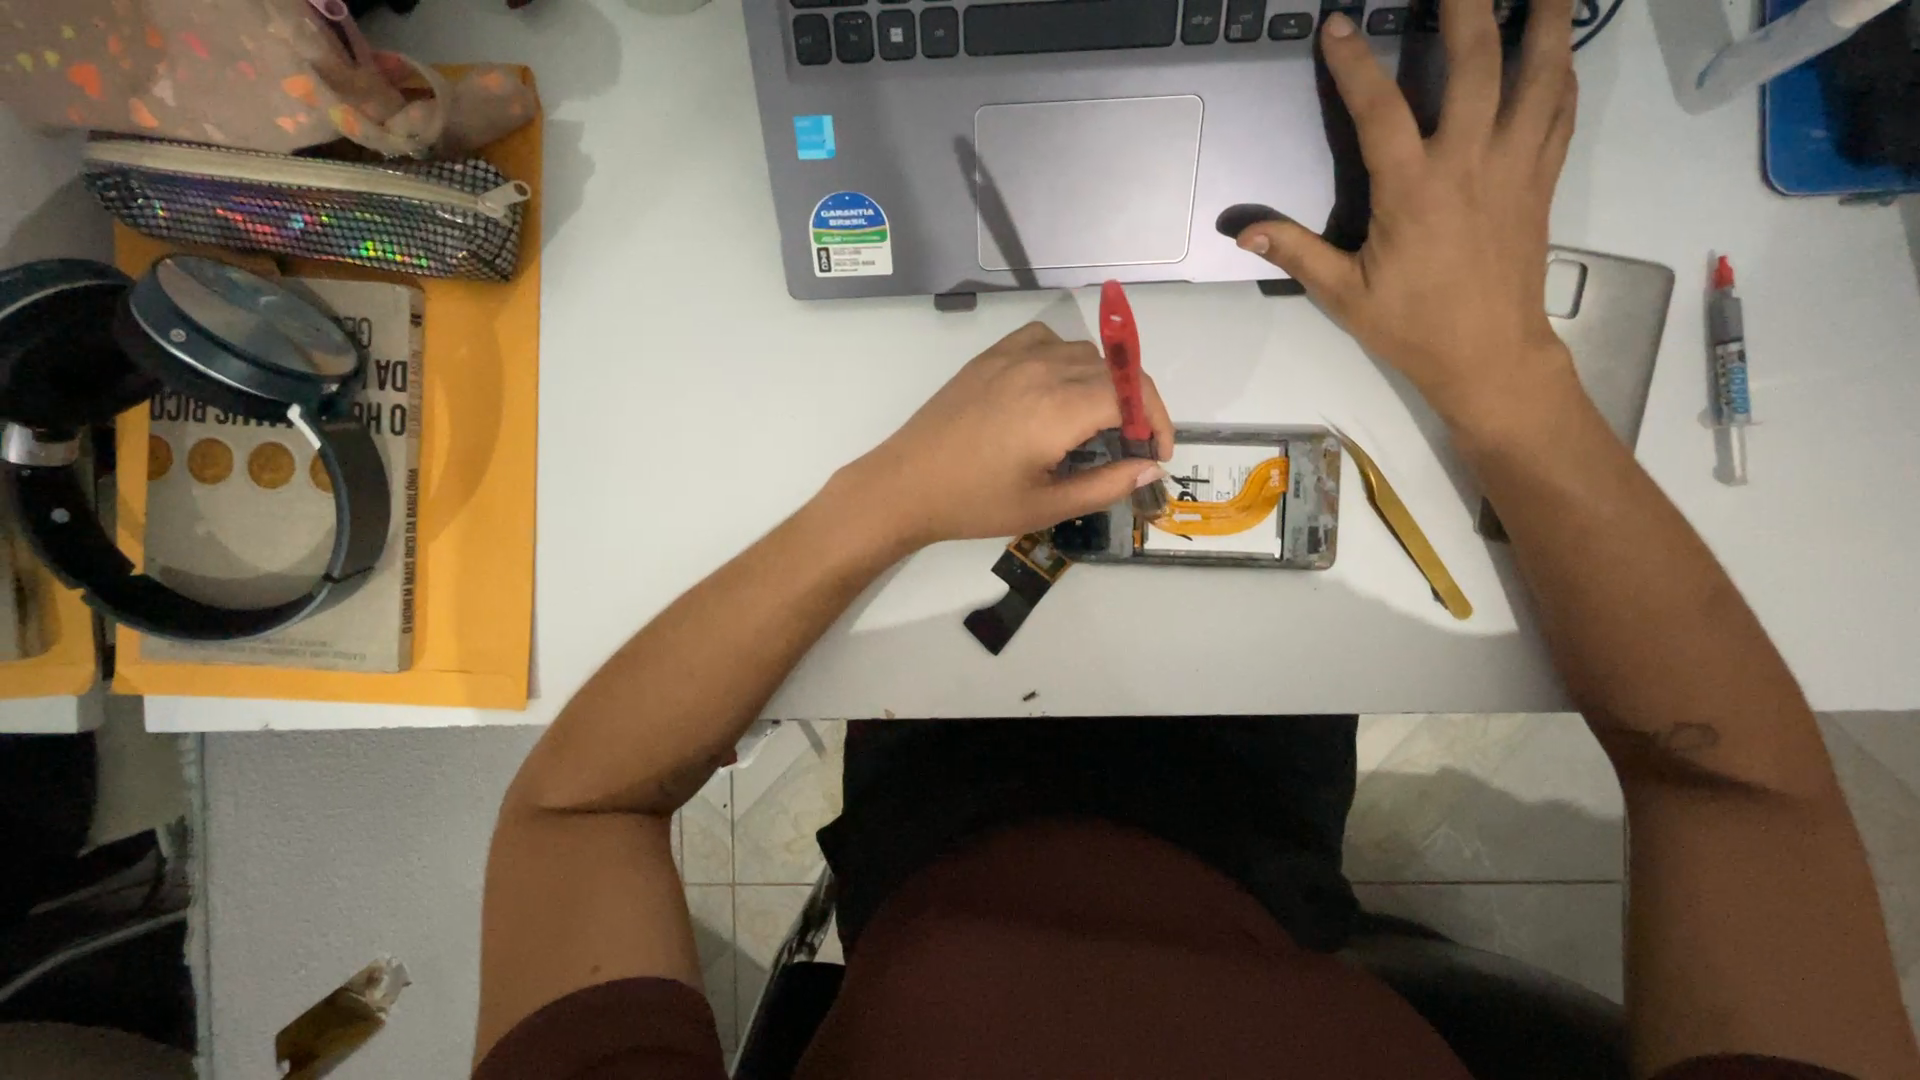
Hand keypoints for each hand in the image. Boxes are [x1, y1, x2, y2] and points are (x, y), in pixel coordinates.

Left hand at [838, 322, 1171, 548]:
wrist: (905, 485)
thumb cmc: (974, 503)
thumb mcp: (1045, 506)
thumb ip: (1105, 485)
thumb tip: (1149, 468)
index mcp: (1059, 408)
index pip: (1133, 393)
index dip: (1157, 421)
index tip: (1157, 452)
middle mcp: (1042, 370)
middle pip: (1114, 371)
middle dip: (1135, 406)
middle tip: (1129, 446)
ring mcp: (1013, 357)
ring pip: (1082, 353)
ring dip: (1102, 382)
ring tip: (1094, 423)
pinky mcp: (991, 356)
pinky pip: (1045, 339)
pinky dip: (1065, 358)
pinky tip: (1055, 390)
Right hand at [1233, 0, 1579, 433]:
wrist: (1488, 354)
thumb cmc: (1411, 325)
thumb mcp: (1343, 294)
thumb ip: (1296, 254)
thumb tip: (1245, 232)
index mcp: (1413, 190)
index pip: (1379, 110)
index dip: (1354, 65)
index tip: (1338, 25)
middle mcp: (1469, 162)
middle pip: (1476, 64)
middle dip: (1468, 6)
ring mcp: (1515, 166)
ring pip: (1540, 73)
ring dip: (1543, 19)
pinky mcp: (1541, 179)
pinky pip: (1561, 111)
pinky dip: (1562, 71)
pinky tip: (1559, 49)